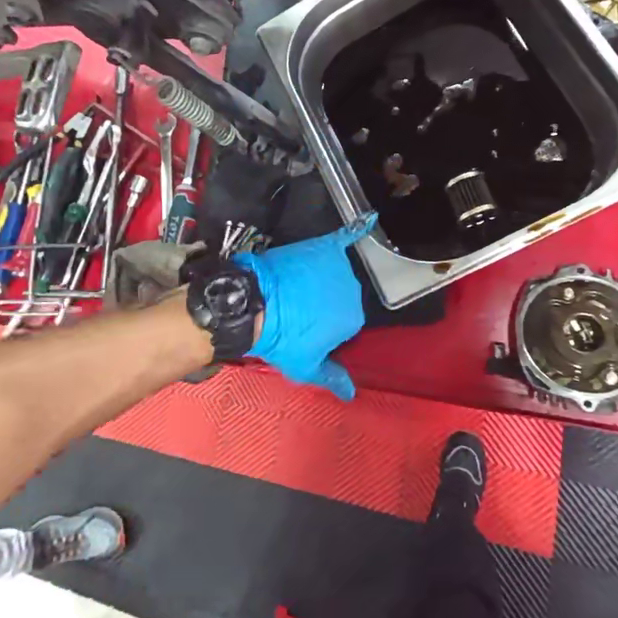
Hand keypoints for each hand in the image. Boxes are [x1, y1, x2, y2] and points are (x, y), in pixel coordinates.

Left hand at [232, 215, 375, 399]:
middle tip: (302, 307)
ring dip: (326, 277)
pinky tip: (366, 223)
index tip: (309, 327)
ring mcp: (339, 266)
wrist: (252, 304)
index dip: (327, 324)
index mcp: (353, 319)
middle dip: (327, 300)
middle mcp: (353, 291)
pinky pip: (344, 239)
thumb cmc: (279, 339)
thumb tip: (352, 395)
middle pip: (343, 294)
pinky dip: (356, 232)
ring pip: (338, 273)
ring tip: (302, 284)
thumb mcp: (305, 366)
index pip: (346, 320)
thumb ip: (332, 378)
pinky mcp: (323, 247)